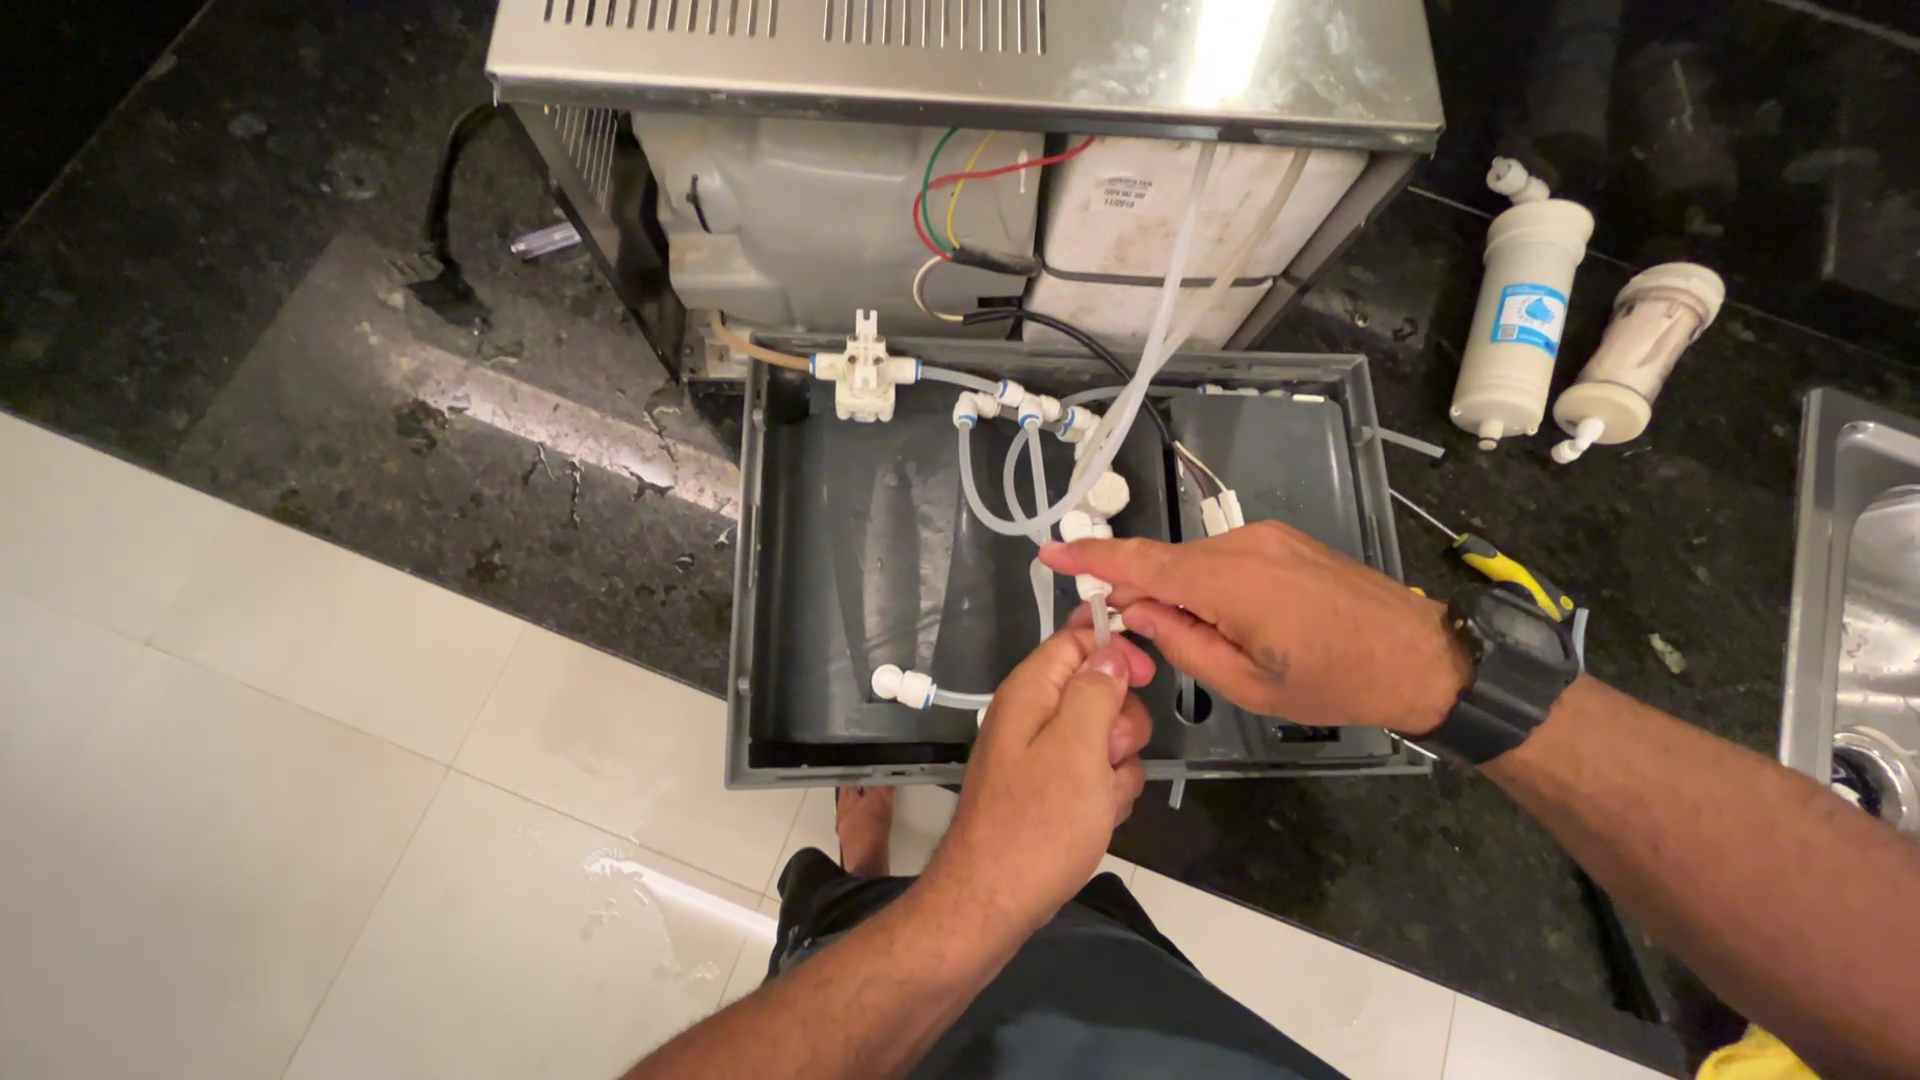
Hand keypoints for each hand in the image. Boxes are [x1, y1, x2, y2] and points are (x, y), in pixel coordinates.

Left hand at [919, 629, 1155, 938]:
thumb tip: (1109, 651)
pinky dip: (1106, 796)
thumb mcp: (1075, 748)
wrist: (994, 903)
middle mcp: (1033, 717)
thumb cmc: (1037, 823)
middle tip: (1108, 755)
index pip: (1074, 641)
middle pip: (1098, 692)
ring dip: (1117, 768)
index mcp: (1030, 693)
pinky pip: (1097, 776)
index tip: (1144, 677)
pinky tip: (1096, 820)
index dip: (1113, 651)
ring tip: (1098, 801)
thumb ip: (1094, 692)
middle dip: (1120, 725)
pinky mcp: (1052, 792)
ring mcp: (1043, 757)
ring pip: (1106, 739)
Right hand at [1040, 522, 1469, 735]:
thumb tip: (1134, 610)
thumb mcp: (1247, 685)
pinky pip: (1222, 556)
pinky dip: (1205, 582)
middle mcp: (1244, 544)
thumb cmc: (1334, 684)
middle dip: (1136, 588)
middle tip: (1122, 626)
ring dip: (1176, 590)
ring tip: (1198, 635)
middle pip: (1164, 560)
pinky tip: (1227, 617)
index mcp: (1232, 582)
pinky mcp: (1282, 539)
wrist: (1422, 655)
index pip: (1142, 561)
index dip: (1091, 556)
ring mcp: (1266, 536)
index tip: (1049, 552)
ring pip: (1193, 560)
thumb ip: (1181, 642)